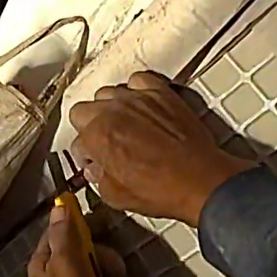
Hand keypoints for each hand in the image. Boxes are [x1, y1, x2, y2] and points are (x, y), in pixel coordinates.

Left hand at [30, 201, 131, 276]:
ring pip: (105, 275)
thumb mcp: (68, 267)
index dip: (82, 229)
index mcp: (46, 263)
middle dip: (107, 264)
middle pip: (90, 253)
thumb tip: (58, 206)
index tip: (100, 233)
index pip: (63, 231)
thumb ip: (65, 236)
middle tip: (114, 275)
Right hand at [68, 71, 256, 226]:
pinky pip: (139, 80)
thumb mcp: (116, 196)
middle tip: (105, 141)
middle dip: (91, 125)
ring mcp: (138, 97)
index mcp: (96, 135)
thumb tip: (95, 169)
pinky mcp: (161, 92)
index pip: (76, 139)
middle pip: (85, 109)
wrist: (200, 180)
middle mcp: (113, 110)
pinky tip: (142, 105)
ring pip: (109, 92)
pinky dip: (137, 90)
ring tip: (125, 123)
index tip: (95, 160)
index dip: (85, 153)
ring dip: (112, 107)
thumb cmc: (161, 190)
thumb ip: (98, 177)